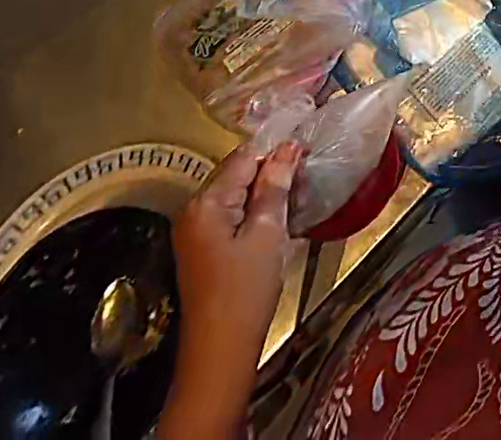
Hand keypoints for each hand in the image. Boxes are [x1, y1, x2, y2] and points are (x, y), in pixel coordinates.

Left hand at [173, 141, 300, 325]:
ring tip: (297, 196)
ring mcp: (196, 230)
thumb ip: (275, 187)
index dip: (276, 152)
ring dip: (265, 192)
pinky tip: (278, 218)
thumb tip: (288, 148)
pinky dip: (255, 211)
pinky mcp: (204, 247)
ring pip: (236, 194)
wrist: (220, 352)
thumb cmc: (245, 290)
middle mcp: (193, 211)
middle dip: (271, 171)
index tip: (307, 154)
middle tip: (306, 177)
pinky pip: (232, 213)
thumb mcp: (267, 233)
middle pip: (237, 173)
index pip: (243, 158)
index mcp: (205, 203)